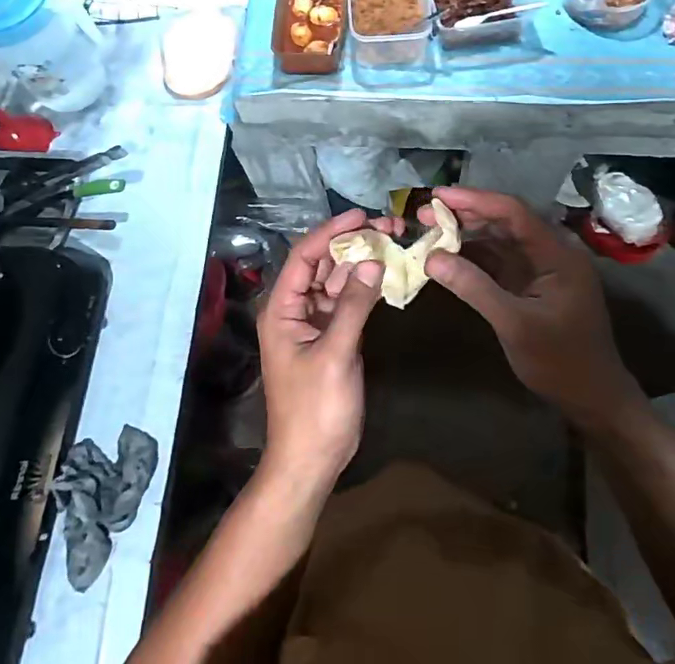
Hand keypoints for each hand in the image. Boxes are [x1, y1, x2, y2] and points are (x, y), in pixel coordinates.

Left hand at [256, 209, 397, 493]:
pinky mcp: (329, 337)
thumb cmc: (315, 408)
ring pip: (336, 282)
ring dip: (361, 263)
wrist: (310, 459)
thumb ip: (353, 306)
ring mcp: (312, 323)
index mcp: (281, 308)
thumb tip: (373, 261)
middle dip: (351, 244)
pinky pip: (346, 303)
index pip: (304, 256)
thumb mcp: (335, 354)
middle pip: (321, 265)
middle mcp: (293, 309)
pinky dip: (364, 289)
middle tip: (388, 227)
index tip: (362, 215)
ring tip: (393, 242)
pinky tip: (386, 275)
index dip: (331, 232)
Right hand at [422, 187, 646, 428]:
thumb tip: (431, 258)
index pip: (513, 213)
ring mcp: (540, 270)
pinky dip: (472, 256)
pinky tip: (446, 254)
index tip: (437, 196)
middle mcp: (551, 253)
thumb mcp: (514, 324)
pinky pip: (498, 260)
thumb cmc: (561, 361)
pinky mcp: (530, 285)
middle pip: (504, 222)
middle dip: (464, 215)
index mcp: (558, 254)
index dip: (474, 200)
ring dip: (466, 233)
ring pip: (499, 239)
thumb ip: (474, 287)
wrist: (593, 399)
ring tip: (429, 229)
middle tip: (424, 213)